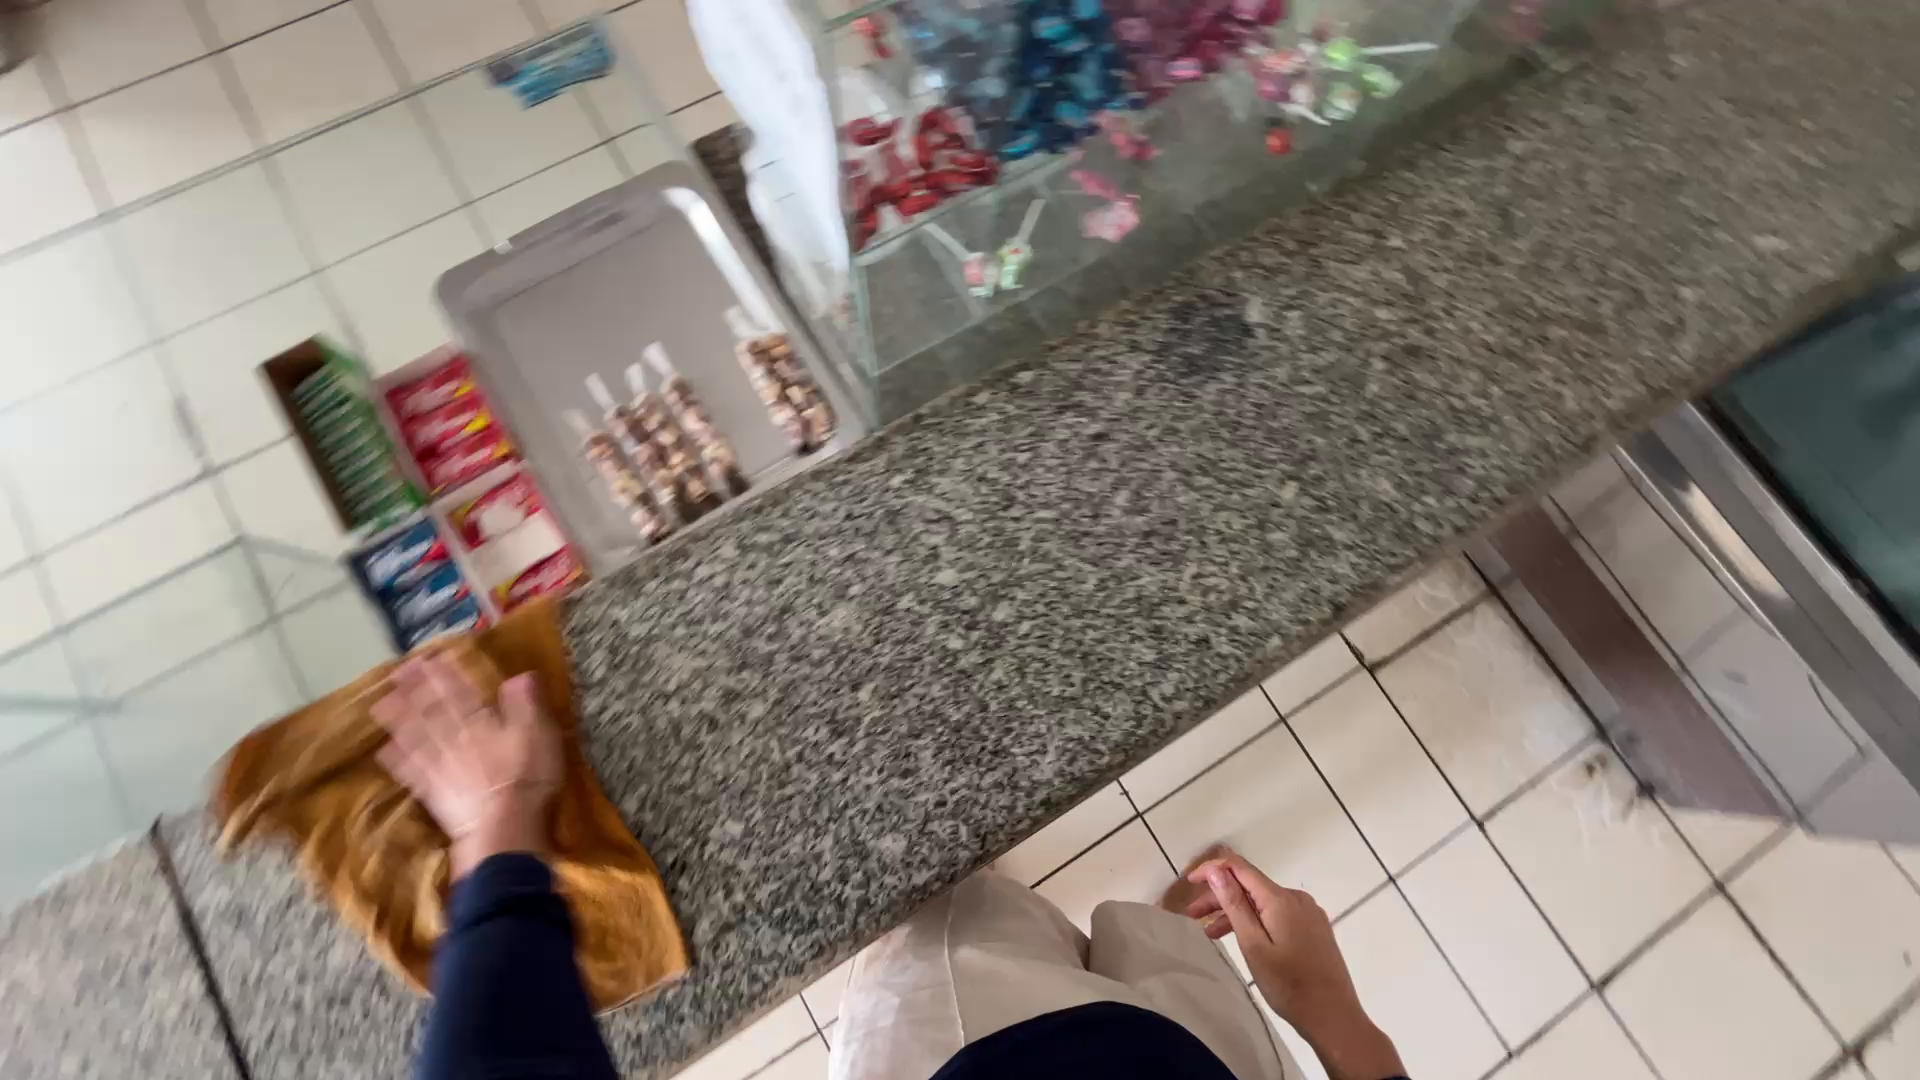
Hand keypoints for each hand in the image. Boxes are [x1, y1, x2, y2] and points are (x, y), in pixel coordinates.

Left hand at [373, 655, 562, 879]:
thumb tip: (519, 675)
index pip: (461, 692)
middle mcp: (455, 739)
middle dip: (415, 689)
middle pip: (432, 710)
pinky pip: (412, 771)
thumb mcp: (539, 733)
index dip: (444, 673)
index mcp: (482, 723)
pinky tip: (386, 750)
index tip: (429, 656)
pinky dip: (398, 759)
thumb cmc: (529, 776)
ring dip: (399, 718)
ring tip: (381, 702)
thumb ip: (526, 704)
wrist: (504, 827)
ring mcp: (441, 766)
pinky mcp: (434, 792)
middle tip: (396, 671)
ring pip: (416, 736)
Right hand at [1186, 851, 1403, 1079]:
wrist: (1336, 1020)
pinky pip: (1278, 914)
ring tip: (1211, 932)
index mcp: (1281, 899)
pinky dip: (1256, 920)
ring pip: (1262, 901)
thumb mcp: (1253, 946)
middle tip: (1193, 915)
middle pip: (1250, 886)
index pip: (1239, 867)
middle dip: (1219, 896)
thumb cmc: (1289, 986)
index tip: (1190, 882)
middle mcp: (1296, 898)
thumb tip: (1216, 869)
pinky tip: (1243, 937)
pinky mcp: (1314, 928)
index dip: (1211, 869)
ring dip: (1236, 912)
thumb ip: (1234, 904)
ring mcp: (1308, 913)